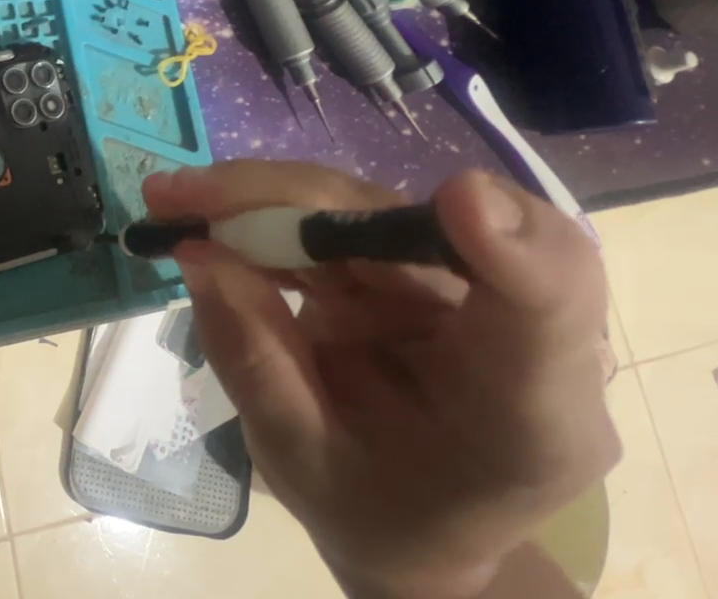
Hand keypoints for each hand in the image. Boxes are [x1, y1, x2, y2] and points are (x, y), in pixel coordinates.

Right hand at [144, 163, 616, 598]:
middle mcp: (498, 323)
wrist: (412, 523)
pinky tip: (203, 209)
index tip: (458, 197)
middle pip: (413, 229)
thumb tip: (198, 252)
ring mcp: (449, 283)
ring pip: (360, 205)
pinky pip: (332, 213)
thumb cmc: (375, 514)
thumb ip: (255, 361)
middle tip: (183, 198)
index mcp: (524, 409)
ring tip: (171, 200)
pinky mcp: (401, 261)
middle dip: (291, 200)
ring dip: (259, 194)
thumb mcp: (301, 461)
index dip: (512, 246)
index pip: (547, 309)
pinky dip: (260, 207)